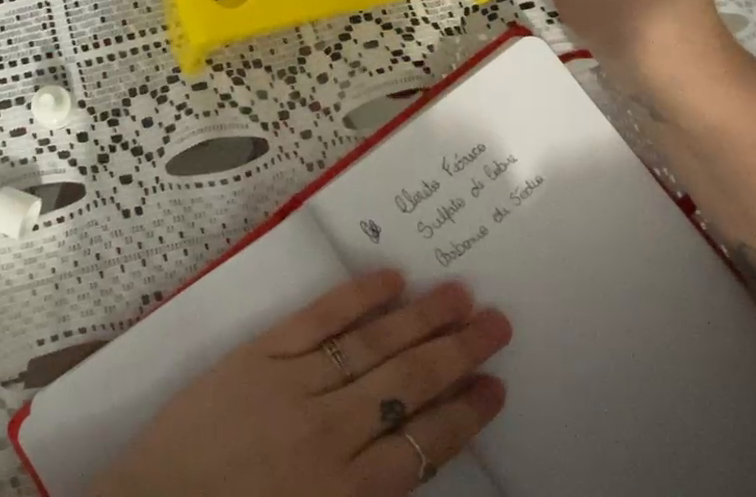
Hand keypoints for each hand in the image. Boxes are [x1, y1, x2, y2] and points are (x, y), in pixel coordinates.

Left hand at [92, 271, 510, 496]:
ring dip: (422, 319)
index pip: (425, 444)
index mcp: (348, 492)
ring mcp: (293, 385)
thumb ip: (365, 488)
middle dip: (459, 354)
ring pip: (374, 345)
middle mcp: (331, 434)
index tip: (496, 387)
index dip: (465, 414)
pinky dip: (356, 297)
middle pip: (410, 386)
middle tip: (497, 324)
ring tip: (461, 296)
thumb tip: (410, 452)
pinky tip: (390, 279)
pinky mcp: (257, 354)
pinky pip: (318, 319)